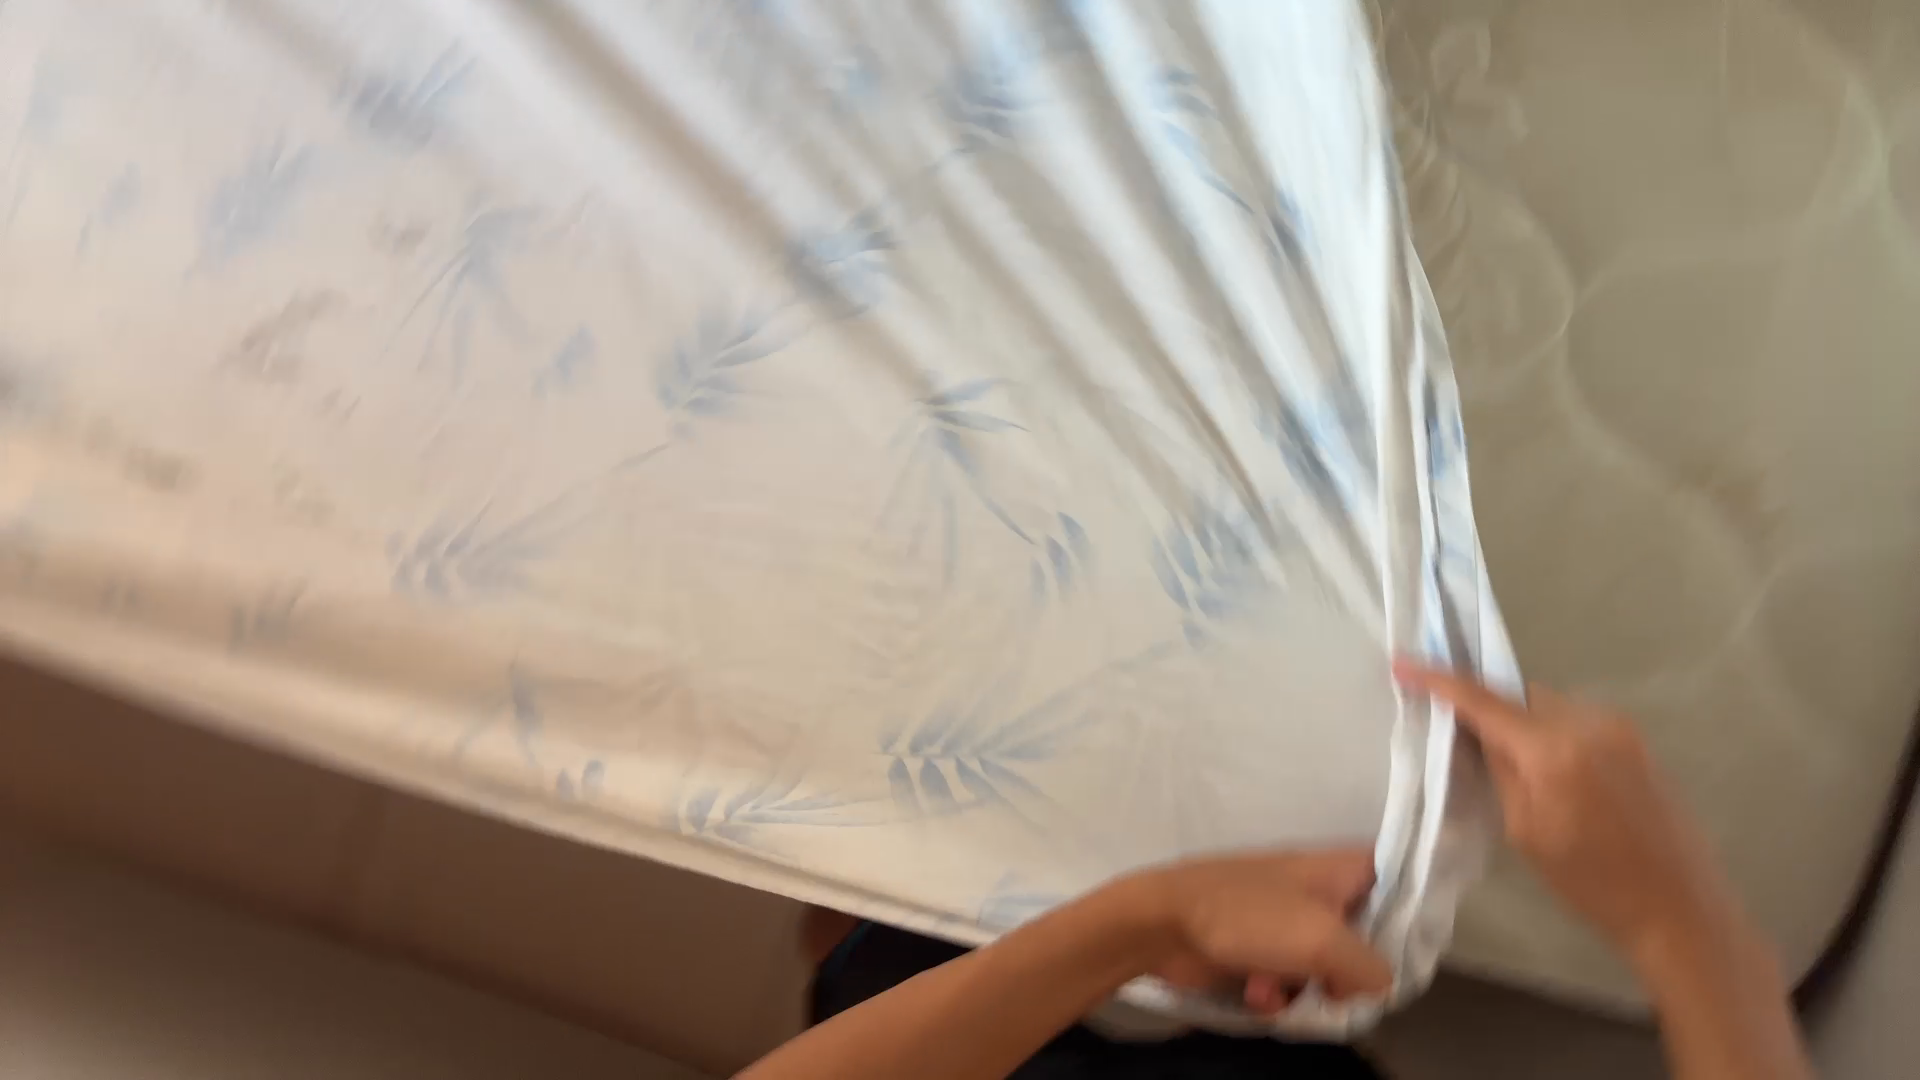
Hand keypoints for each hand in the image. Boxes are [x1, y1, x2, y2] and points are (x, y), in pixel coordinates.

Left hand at [1117, 848, 1390, 1012]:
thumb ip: (1370, 964)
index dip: (1412, 908)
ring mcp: (1283, 918)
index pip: (1394, 873)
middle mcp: (1313, 889)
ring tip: (1280, 989)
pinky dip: (1279, 992)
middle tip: (1338, 986)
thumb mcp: (1322, 938)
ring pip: (1328, 968)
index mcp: (1332, 868)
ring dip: (1309, 990)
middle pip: (1367, 937)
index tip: (1414, 949)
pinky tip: (1256, 993)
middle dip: (1354, 973)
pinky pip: (1291, 980)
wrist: (1161, 924)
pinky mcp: (1257, 946)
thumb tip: (1375, 983)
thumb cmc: (1243, 917)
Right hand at [1393, 661, 1738, 969]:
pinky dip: (1543, 729)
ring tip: (1501, 755)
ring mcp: (1618, 730)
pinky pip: (1569, 717)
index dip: (1435, 679)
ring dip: (1515, 718)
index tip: (1400, 663)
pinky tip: (1540, 764)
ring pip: (1541, 703)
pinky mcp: (1635, 742)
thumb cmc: (1590, 881)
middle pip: (1514, 693)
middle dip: (1482, 703)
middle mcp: (1588, 725)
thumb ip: (1496, 766)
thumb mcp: (1522, 826)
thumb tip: (1472, 728)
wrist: (1683, 913)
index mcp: (1552, 750)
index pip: (1480, 699)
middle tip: (1453, 727)